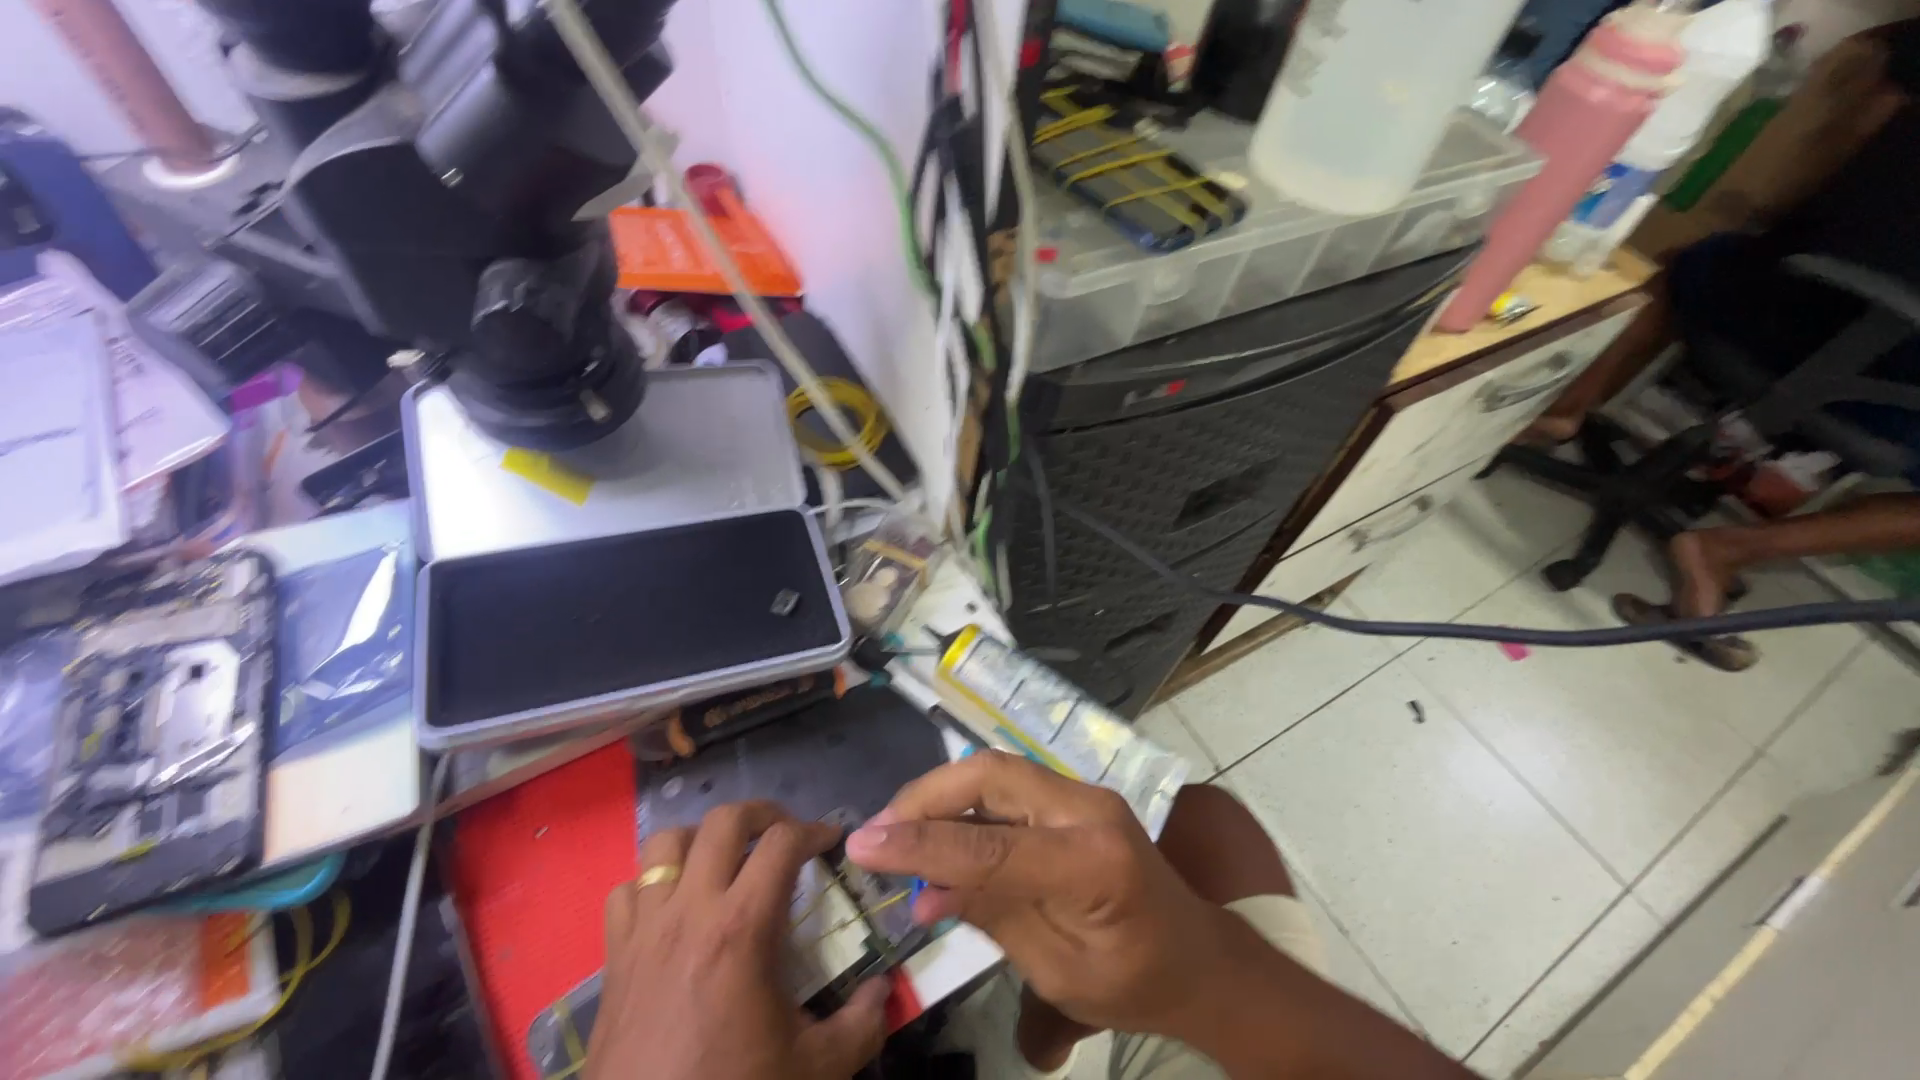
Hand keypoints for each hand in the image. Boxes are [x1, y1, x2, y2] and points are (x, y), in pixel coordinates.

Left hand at [586, 801, 889, 1079]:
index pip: (781, 843)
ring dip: (702, 839)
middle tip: (785, 834)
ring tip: (726, 860)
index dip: (813, 830)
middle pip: (722, 820)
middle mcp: (689, 911)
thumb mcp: (815, 1067)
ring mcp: (644, 929)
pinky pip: (627, 890)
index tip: (830, 841)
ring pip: (665, 844)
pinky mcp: (613, 954)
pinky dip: (652, 883)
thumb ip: (862, 1023)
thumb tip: (885, 991)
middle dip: (762, 814)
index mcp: (741, 927)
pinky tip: (673, 907)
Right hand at [844, 753, 1245, 1040]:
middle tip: (876, 834)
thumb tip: (922, 892)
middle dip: (924, 798)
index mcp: (1093, 861)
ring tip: (896, 835)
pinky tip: (938, 839)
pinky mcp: (1075, 798)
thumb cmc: (1135, 982)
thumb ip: (991, 916)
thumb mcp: (1057, 971)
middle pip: (989, 775)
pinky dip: (965, 808)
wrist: (1201, 960)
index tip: (862, 845)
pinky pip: (1008, 788)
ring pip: (994, 771)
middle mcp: (1089, 808)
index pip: (990, 845)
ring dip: (940, 797)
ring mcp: (1084, 795)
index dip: (921, 843)